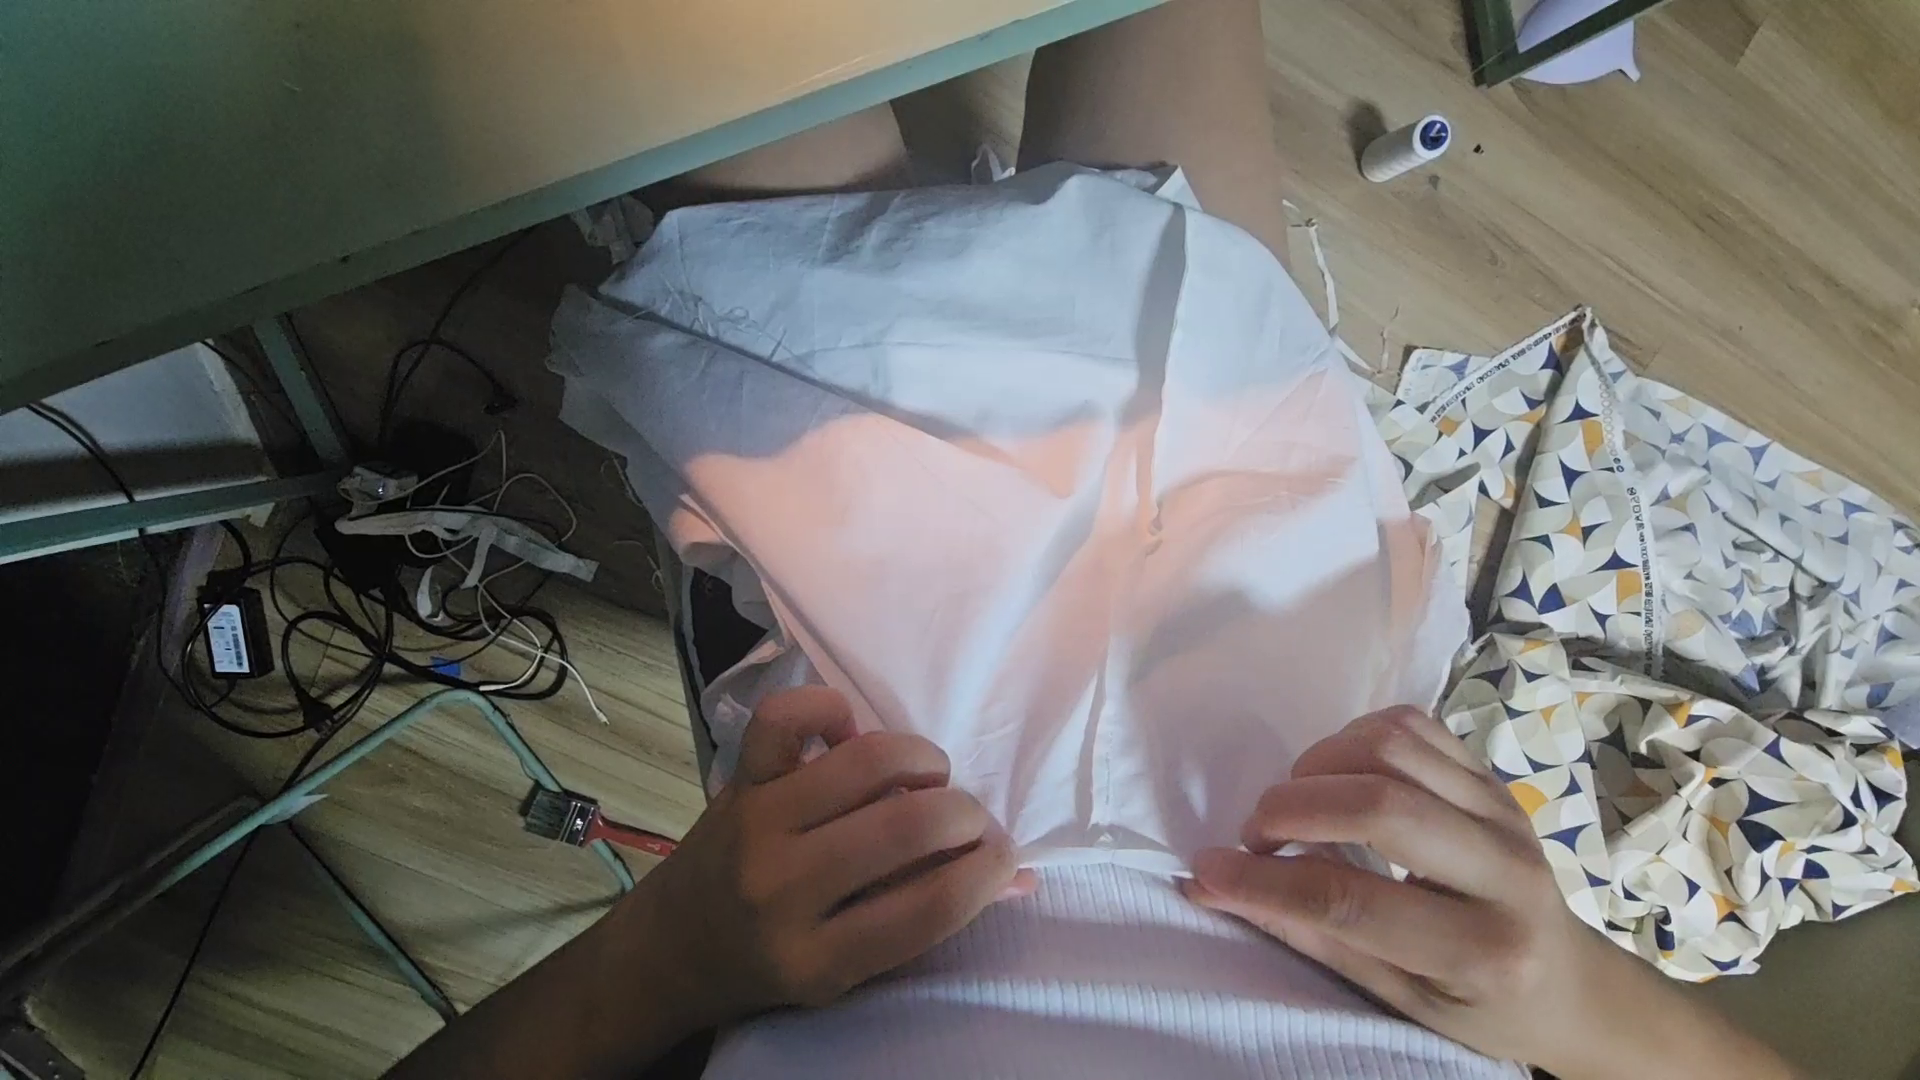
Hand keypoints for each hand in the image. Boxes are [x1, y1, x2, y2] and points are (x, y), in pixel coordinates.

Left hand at [623, 686, 1035, 1023]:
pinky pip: (783, 719)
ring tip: (928, 774)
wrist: (670, 949)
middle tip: (969, 816)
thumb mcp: (847, 968)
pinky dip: (827, 709)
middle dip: (963, 814)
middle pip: (903, 829)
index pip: (928, 908)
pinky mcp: (739, 780)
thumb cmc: (772, 965)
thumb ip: (928, 917)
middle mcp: (784, 888)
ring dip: (919, 759)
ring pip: (861, 764)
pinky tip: (849, 732)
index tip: (1005, 853)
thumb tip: (1018, 877)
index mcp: (817, 959)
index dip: (987, 872)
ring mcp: (757, 823)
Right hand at [1181, 706, 1795, 1079]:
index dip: (1262, 882)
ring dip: (1315, 766)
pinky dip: (1349, 737)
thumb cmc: (1476, 1004)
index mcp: (1484, 952)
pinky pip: (1406, 724)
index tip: (1205, 869)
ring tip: (1296, 803)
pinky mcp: (1489, 774)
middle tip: (1256, 835)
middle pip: (1377, 804)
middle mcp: (1505, 872)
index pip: (1349, 902)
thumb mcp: (1396, 998)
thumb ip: (1304, 934)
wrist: (1572, 983)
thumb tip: (1208, 885)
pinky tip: (1336, 774)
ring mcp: (1501, 810)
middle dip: (1289, 809)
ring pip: (1388, 748)